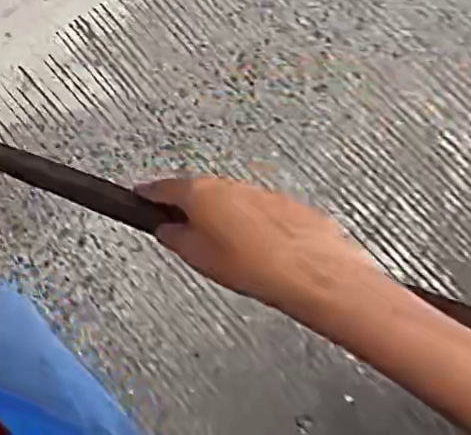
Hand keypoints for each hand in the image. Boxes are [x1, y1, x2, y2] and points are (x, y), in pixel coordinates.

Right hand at [139, 176, 382, 311]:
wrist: (328, 286)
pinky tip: (272, 255)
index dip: (146, 197)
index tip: (142, 200)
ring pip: (237, 203)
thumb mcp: (194, 255)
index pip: (157, 187)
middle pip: (199, 193)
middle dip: (195, 210)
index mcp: (196, 190)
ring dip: (233, 220)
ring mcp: (267, 196)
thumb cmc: (262, 270)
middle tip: (196, 236)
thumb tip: (168, 231)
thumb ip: (170, 235)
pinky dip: (266, 230)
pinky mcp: (301, 212)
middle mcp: (229, 185)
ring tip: (240, 252)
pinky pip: (271, 215)